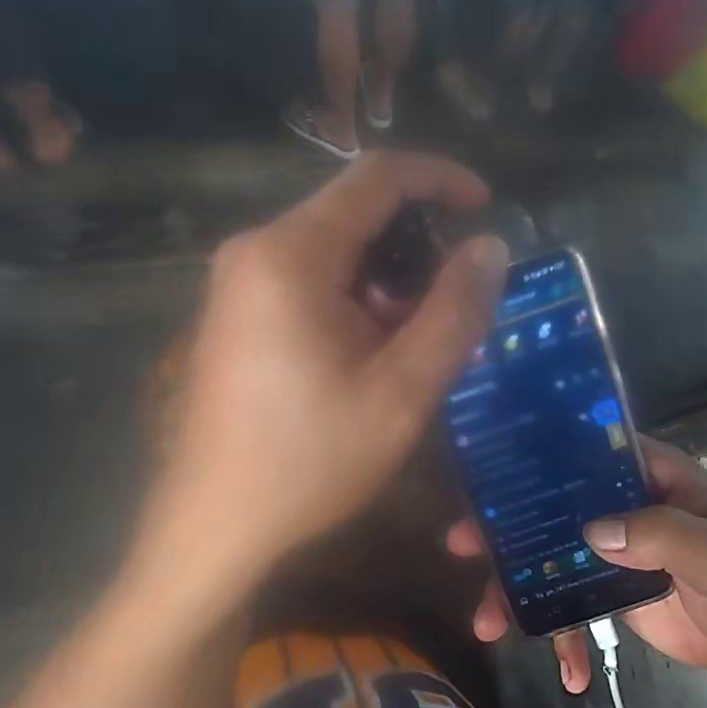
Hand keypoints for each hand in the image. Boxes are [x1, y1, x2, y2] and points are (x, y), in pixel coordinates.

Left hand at [147, 152, 507, 594]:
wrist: (214, 530)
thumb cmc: (312, 459)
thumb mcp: (405, 388)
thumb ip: (455, 310)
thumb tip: (492, 246)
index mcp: (292, 255)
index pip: (378, 177)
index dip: (442, 179)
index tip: (487, 207)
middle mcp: (259, 251)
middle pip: (358, 210)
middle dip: (421, 242)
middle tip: (461, 300)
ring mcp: (243, 282)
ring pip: (340, 246)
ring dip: (396, 276)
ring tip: (425, 337)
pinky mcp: (242, 313)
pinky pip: (317, 278)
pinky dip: (364, 297)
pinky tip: (382, 352)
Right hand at [446, 437, 706, 692]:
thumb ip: (661, 534)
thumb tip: (591, 531)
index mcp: (655, 478)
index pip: (593, 452)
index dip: (546, 458)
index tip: (496, 473)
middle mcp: (629, 506)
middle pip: (559, 507)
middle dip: (510, 528)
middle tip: (462, 544)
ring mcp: (619, 550)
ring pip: (555, 560)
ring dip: (519, 591)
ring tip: (488, 626)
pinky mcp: (615, 593)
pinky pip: (574, 608)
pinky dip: (564, 639)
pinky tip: (567, 676)